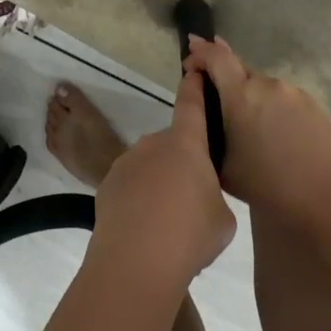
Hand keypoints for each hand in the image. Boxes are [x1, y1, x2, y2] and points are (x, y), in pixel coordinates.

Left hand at [90, 67, 236, 280]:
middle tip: (190, 203)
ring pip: (149, 168)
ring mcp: (127, 162)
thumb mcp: (223, 217)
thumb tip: (199, 196)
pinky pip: (129, 187)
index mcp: (187, 144)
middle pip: (172, 147)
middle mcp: (153, 143)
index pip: (192, 106)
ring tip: (166, 225)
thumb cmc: (190, 233)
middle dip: (180, 167)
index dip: (195, 89)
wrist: (137, 259)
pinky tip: (144, 230)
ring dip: (157, 186)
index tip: (195, 72)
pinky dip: (137, 202)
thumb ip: (213, 196)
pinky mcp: (107, 184)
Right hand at [182, 36, 330, 216]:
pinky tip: (272, 133)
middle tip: (210, 87)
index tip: (190, 58)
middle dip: (222, 73)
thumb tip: (203, 119)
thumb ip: (209, 135)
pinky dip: (270, 107)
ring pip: (262, 86)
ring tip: (244, 124)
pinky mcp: (314, 107)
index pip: (216, 56)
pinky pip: (282, 99)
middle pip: (239, 67)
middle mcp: (268, 85)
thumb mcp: (224, 168)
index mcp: (242, 94)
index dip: (201, 51)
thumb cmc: (269, 186)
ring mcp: (294, 94)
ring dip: (248, 94)